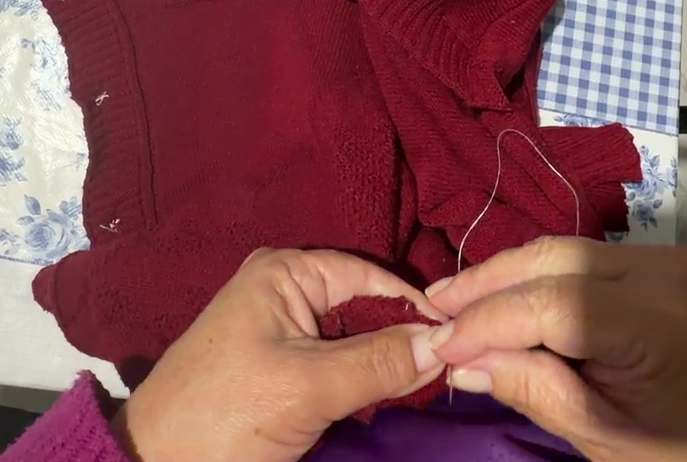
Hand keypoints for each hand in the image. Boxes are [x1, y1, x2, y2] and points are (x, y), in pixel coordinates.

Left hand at [113, 248, 446, 461]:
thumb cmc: (226, 416)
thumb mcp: (307, 389)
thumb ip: (378, 363)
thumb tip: (445, 342)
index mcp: (286, 271)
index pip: (368, 276)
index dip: (414, 305)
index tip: (460, 336)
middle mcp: (285, 284)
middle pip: (362, 302)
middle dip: (401, 333)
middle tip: (447, 365)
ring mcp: (279, 322)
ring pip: (351, 331)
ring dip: (383, 357)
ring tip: (425, 381)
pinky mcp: (277, 358)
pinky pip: (333, 354)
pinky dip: (359, 373)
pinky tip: (386, 393)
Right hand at [425, 236, 686, 461]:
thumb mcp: (605, 439)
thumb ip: (531, 388)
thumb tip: (460, 361)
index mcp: (653, 321)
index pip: (547, 304)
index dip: (485, 321)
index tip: (436, 342)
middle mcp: (655, 270)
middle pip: (549, 260)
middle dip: (486, 282)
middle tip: (432, 304)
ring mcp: (658, 257)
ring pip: (559, 250)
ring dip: (506, 274)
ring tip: (454, 299)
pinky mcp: (654, 260)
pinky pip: (579, 258)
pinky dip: (536, 275)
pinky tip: (503, 292)